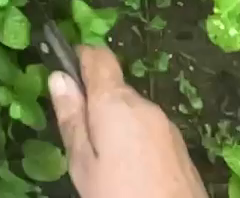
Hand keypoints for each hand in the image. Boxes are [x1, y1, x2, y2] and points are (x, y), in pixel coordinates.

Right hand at [48, 45, 207, 197]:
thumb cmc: (120, 196)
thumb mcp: (83, 164)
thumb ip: (71, 118)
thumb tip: (58, 77)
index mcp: (115, 101)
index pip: (98, 55)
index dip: (79, 59)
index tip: (66, 81)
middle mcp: (144, 105)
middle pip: (114, 88)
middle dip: (96, 104)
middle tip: (83, 142)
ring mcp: (166, 126)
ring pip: (131, 112)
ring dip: (117, 126)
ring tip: (108, 164)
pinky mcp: (181, 149)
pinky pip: (149, 131)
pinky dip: (136, 142)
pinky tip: (133, 174)